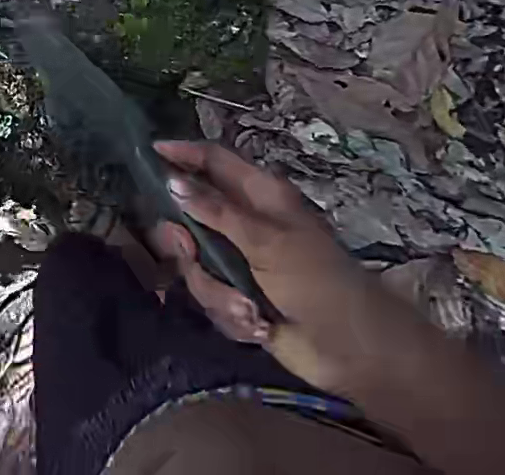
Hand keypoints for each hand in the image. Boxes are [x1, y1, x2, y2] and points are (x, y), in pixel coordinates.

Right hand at [148, 140, 438, 397]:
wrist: (355, 352)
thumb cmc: (317, 281)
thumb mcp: (266, 240)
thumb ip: (215, 210)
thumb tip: (172, 181)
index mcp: (257, 195)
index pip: (212, 159)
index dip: (182, 152)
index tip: (149, 151)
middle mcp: (242, 222)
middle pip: (189, 214)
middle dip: (185, 240)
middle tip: (186, 249)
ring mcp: (237, 260)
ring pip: (194, 261)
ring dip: (215, 288)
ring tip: (246, 307)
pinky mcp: (236, 295)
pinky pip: (209, 295)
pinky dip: (230, 313)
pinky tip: (257, 324)